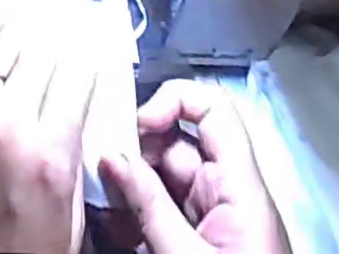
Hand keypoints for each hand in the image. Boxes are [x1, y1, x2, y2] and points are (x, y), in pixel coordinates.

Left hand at [0, 22, 97, 253]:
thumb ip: (76, 147)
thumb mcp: (71, 212)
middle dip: (61, 25)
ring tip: (35, 8)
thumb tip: (83, 94)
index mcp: (50, 152)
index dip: (91, 43)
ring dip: (22, 23)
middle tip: (70, 9)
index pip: (78, 69)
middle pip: (41, 48)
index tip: (95, 29)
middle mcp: (9, 125)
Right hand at [99, 82, 290, 253]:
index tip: (137, 125)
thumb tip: (111, 155)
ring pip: (167, 175)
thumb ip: (147, 205)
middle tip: (103, 164)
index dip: (174, 100)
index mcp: (239, 183)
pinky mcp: (199, 241)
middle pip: (182, 141)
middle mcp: (228, 189)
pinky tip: (111, 220)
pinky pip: (165, 207)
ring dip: (133, 180)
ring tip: (99, 193)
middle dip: (140, 146)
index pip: (213, 108)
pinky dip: (138, 208)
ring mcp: (213, 215)